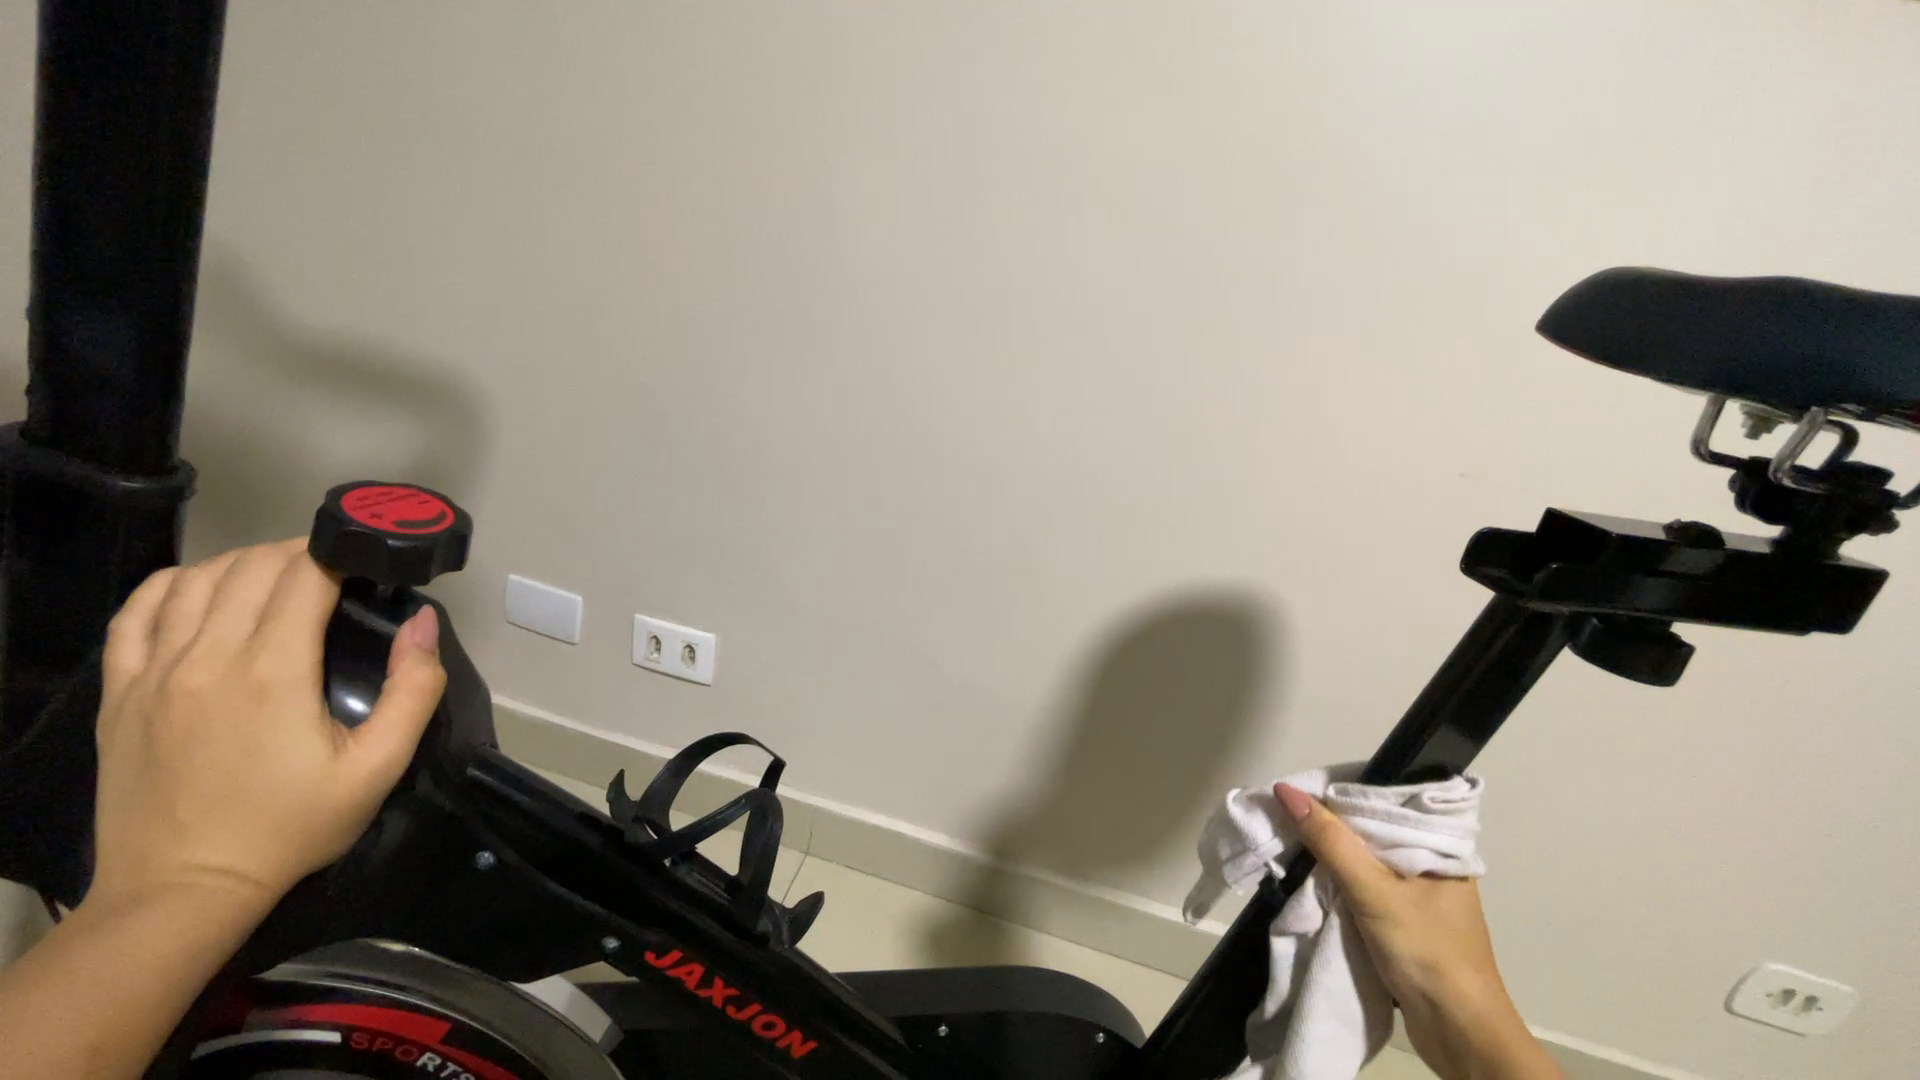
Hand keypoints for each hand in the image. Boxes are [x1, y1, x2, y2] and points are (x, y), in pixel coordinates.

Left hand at [89, 539, 446, 912]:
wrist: (184, 889)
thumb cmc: (292, 827)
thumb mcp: (379, 767)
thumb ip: (413, 689)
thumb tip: (422, 621)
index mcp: (273, 672)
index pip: (304, 577)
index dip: (340, 554)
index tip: (368, 559)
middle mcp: (206, 658)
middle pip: (250, 568)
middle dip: (298, 552)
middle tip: (336, 566)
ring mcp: (152, 673)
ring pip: (194, 580)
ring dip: (243, 562)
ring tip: (280, 573)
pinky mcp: (120, 692)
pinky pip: (137, 612)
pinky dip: (174, 584)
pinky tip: (203, 588)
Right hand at [1276, 783, 1562, 1079]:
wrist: (1461, 1035)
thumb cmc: (1427, 953)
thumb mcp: (1373, 891)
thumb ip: (1331, 841)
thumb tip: (1286, 790)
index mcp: (1441, 847)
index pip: (1384, 802)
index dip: (1339, 793)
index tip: (1296, 790)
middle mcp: (1433, 864)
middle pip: (1371, 830)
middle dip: (1329, 825)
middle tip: (1283, 814)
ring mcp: (1419, 896)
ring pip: (1364, 860)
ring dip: (1330, 856)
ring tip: (1289, 841)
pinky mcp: (1404, 922)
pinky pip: (1364, 887)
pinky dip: (1338, 883)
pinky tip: (1311, 878)